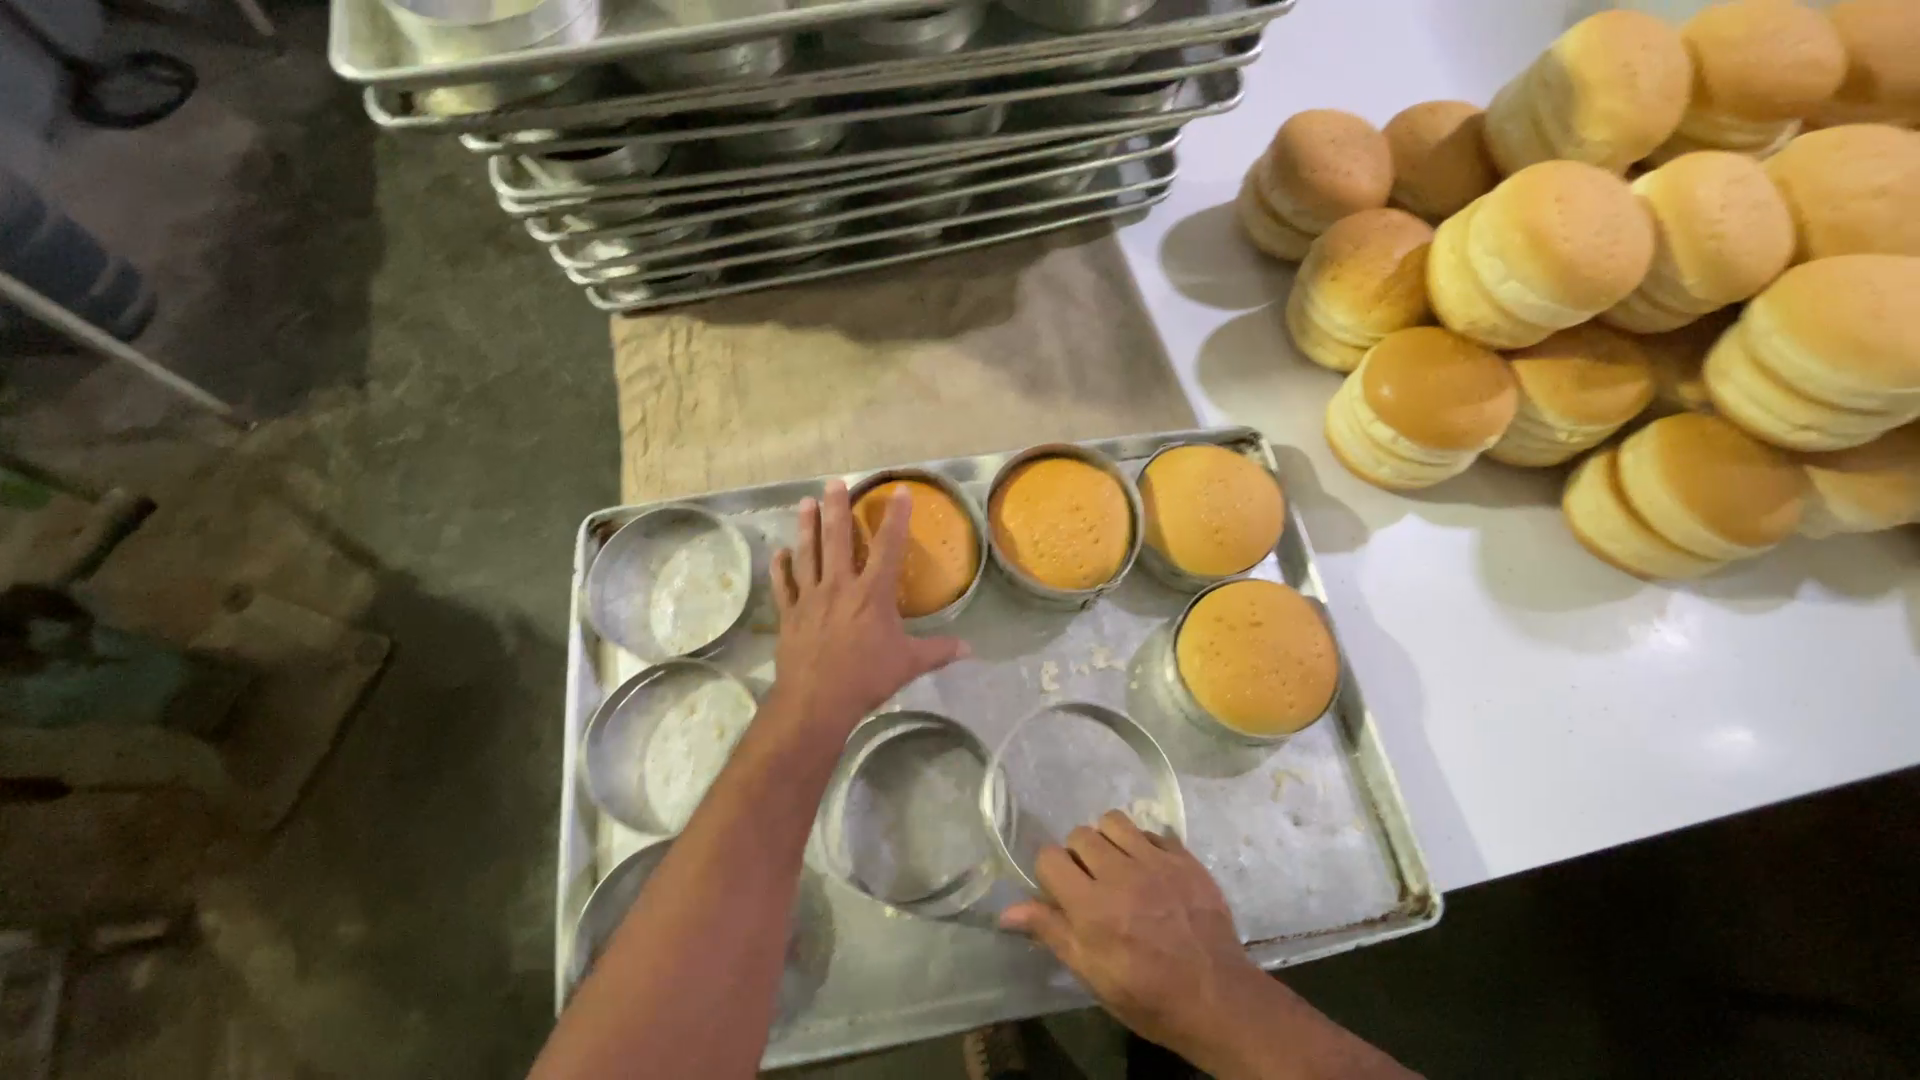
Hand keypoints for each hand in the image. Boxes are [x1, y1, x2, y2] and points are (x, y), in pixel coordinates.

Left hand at [768, 480, 968, 739]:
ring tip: (805, 503)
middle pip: (838, 539)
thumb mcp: (908, 664)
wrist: (816, 700)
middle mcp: (840, 587)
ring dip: (807, 527)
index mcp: (872, 594)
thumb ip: (938, 651)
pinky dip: (781, 568)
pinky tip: (780, 552)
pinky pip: (784, 585)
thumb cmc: (866, 678)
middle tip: (833, 483)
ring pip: (808, 554)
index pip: (888, 547)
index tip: (898, 491)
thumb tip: (969, 649)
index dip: (895, 518)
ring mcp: (811, 598)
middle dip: (837, 508)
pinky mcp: (789, 614)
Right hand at [1000, 811, 1262, 1056]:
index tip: (1060, 893)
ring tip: (1117, 866)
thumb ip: (1051, 932)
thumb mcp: (1092, 975)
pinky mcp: (1184, 859)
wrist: (1217, 997)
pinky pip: (1152, 832)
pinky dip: (1144, 846)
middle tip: (1090, 882)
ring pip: (1114, 821)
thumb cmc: (1148, 996)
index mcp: (1092, 906)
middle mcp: (1121, 874)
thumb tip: (1006, 911)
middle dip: (1077, 855)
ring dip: (1108, 840)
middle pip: (1080, 834)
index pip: (1049, 857)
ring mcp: (1156, 862)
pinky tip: (1150, 871)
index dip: (1049, 873)